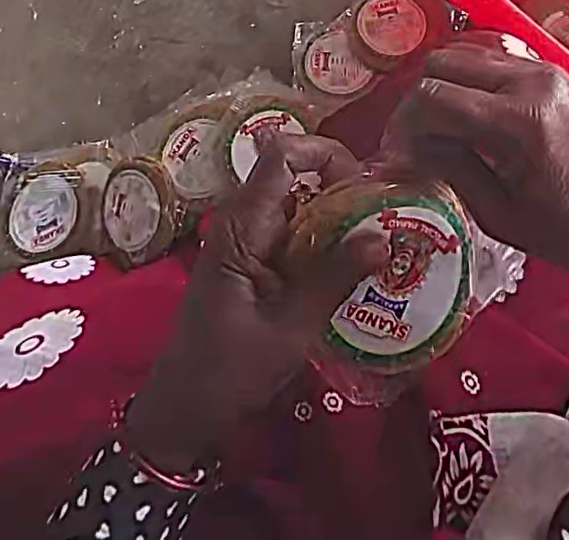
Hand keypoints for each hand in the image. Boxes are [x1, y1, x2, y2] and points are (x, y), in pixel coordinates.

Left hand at [127, 134, 384, 472]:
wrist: (183, 414)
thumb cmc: (228, 373)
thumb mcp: (290, 330)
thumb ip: (335, 279)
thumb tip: (385, 236)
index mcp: (243, 225)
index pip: (282, 155)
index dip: (325, 153)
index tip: (362, 185)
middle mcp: (245, 220)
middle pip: (297, 171)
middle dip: (343, 183)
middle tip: (381, 214)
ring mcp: (250, 238)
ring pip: (301, 199)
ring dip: (339, 210)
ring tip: (379, 235)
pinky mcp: (258, 258)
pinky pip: (298, 228)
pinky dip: (328, 235)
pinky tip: (356, 262)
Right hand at [385, 41, 568, 294]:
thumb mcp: (504, 216)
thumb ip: (451, 169)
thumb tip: (407, 148)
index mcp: (519, 122)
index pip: (432, 98)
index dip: (402, 125)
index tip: (394, 154)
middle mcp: (529, 81)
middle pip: (442, 64)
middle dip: (416, 102)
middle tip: (410, 141)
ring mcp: (542, 70)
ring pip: (463, 54)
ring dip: (440, 86)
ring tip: (435, 130)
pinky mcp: (549, 71)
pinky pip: (490, 60)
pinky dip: (465, 80)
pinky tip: (465, 115)